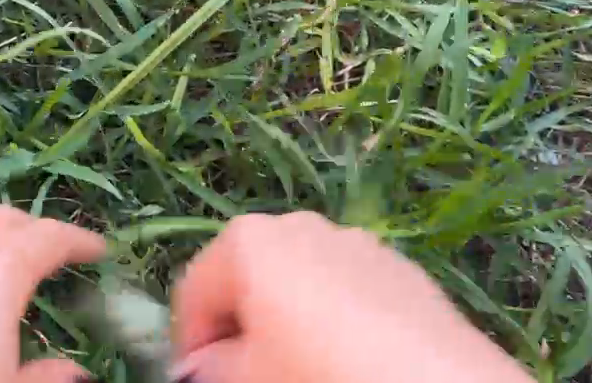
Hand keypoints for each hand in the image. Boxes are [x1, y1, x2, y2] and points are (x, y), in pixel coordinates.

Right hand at [171, 212, 530, 382]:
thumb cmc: (327, 379)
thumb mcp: (253, 382)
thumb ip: (214, 372)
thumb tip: (202, 369)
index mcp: (246, 241)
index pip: (194, 291)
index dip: (189, 344)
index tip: (198, 381)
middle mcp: (292, 224)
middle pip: (246, 280)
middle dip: (241, 331)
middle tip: (250, 379)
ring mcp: (351, 242)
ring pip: (299, 283)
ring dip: (288, 323)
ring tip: (307, 372)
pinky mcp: (402, 269)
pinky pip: (348, 292)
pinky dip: (338, 322)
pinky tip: (357, 366)